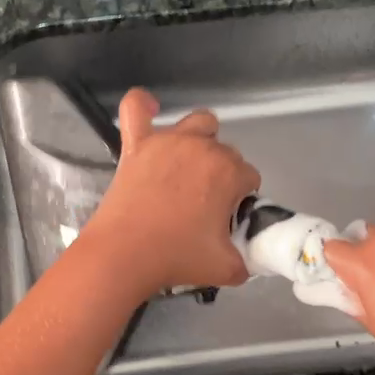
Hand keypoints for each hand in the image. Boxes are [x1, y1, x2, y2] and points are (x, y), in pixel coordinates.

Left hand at [77, 89, 259, 293]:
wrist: (125, 254)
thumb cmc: (177, 257)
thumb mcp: (226, 268)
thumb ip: (244, 263)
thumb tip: (246, 264)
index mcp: (229, 173)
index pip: (249, 177)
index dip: (241, 197)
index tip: (226, 217)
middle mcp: (202, 148)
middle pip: (226, 152)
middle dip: (223, 174)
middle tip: (206, 204)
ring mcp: (167, 142)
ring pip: (198, 123)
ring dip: (202, 139)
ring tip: (191, 166)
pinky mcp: (136, 145)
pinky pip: (136, 109)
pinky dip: (143, 105)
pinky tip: (149, 109)